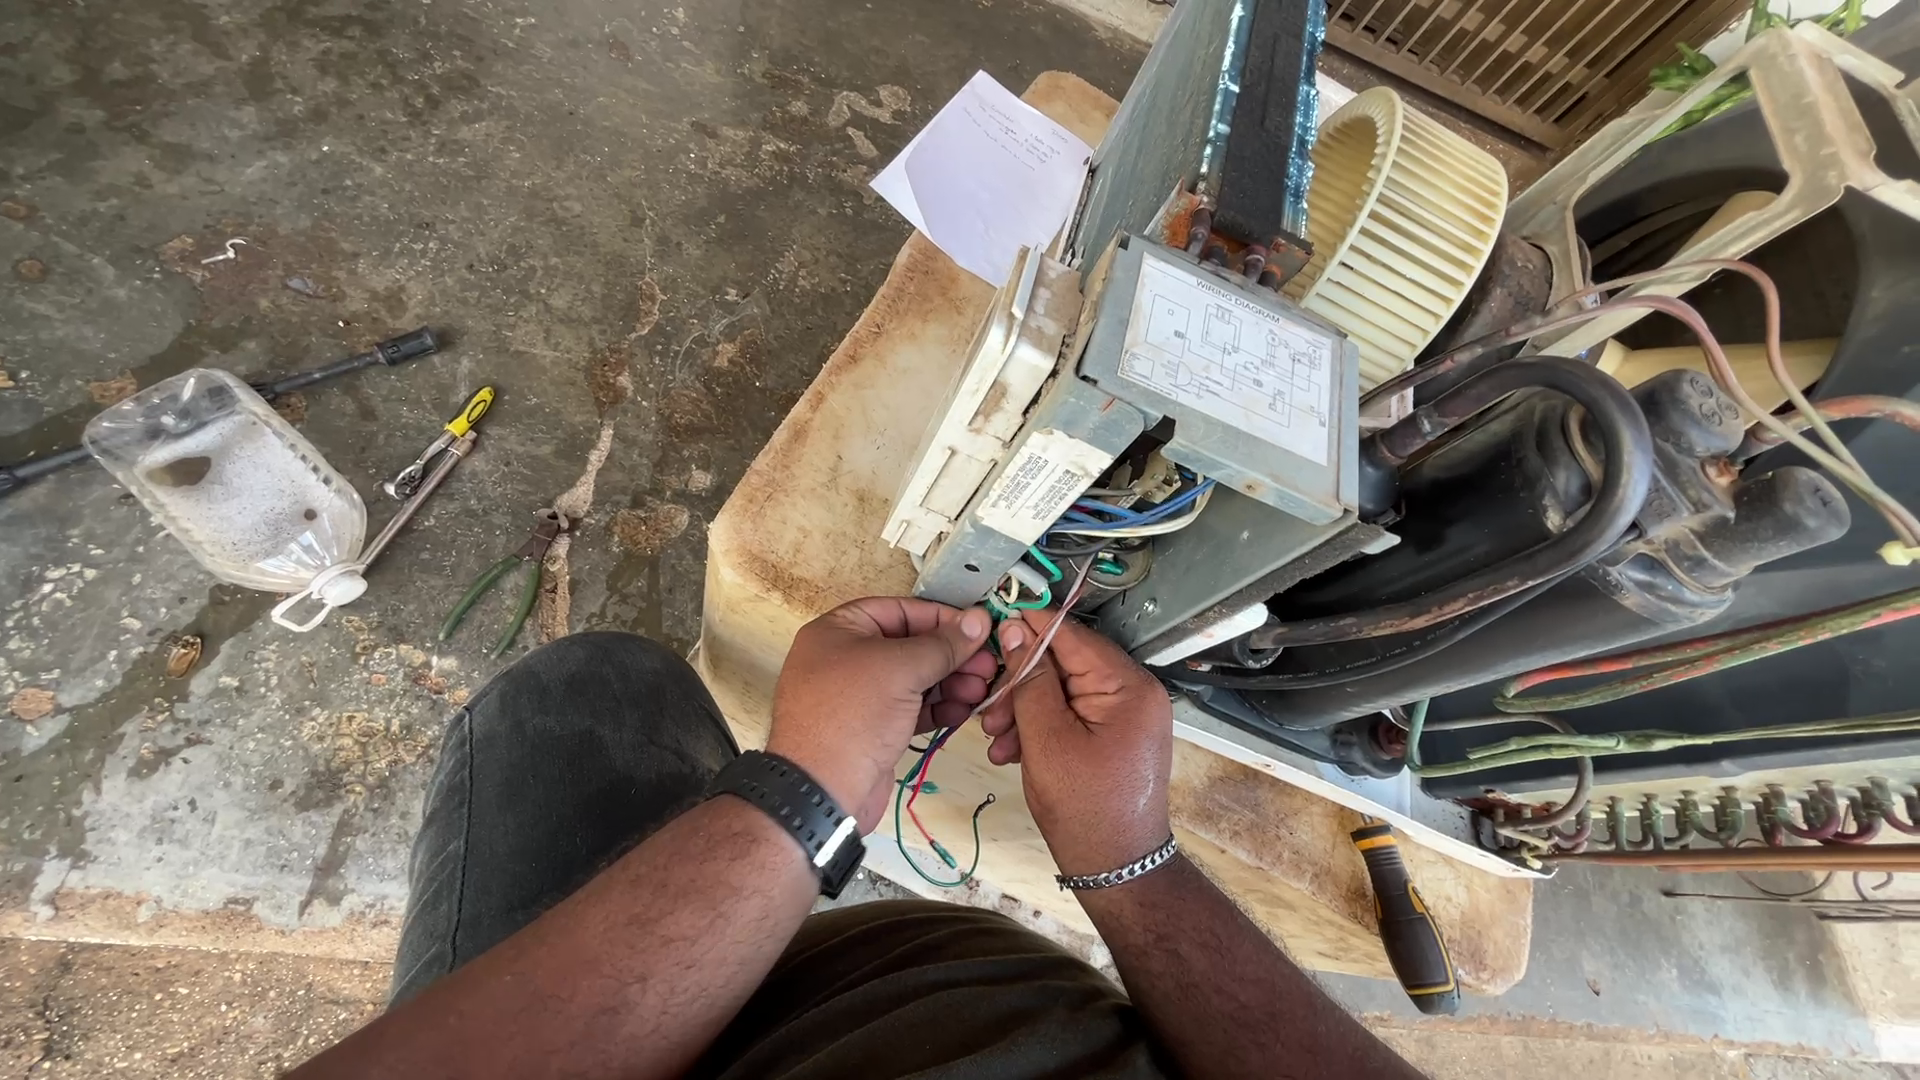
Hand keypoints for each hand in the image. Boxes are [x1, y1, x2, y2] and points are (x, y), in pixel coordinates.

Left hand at [768, 598, 994, 830]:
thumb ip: (943, 644)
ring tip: (980, 691)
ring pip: (915, 679)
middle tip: (988, 665)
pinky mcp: (874, 728)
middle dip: (952, 656)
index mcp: (840, 630)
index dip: (941, 617)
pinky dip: (938, 707)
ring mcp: (860, 696)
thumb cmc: (851, 716)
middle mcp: (847, 658)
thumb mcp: (901, 669)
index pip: (900, 610)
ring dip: (950, 683)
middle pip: (911, 645)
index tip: (978, 627)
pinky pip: (912, 708)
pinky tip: (963, 711)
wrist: (821, 793)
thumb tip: (979, 618)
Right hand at [979, 611, 1173, 877]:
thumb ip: (1029, 680)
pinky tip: (1011, 751)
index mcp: (1129, 686)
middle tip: (987, 711)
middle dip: (1021, 685)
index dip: (1031, 625)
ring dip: (1023, 710)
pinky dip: (1039, 727)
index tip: (992, 617)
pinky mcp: (1111, 733)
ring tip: (995, 740)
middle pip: (1064, 665)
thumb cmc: (1084, 806)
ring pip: (1061, 691)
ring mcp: (1124, 714)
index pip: (1073, 636)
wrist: (1115, 870)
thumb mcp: (1047, 739)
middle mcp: (1133, 692)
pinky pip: (1070, 714)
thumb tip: (1014, 628)